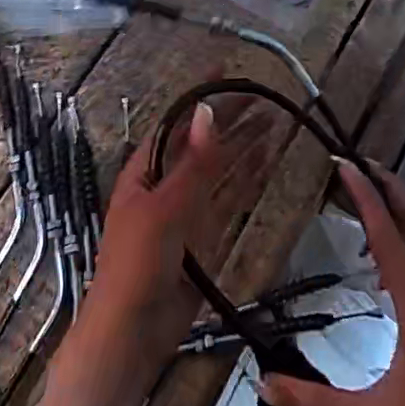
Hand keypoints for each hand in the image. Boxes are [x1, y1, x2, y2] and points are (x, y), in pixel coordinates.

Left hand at [7, 100, 266, 405]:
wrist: (132, 333)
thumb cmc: (137, 264)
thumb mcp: (166, 209)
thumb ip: (193, 164)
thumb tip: (208, 112)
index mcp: (144, 172)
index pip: (175, 122)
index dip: (200, 96)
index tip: (228, 72)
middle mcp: (163, 184)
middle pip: (200, 143)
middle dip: (229, 119)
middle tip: (264, 96)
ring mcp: (183, 210)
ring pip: (217, 168)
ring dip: (242, 145)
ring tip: (272, 122)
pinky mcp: (200, 236)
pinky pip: (225, 198)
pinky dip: (244, 179)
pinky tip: (264, 164)